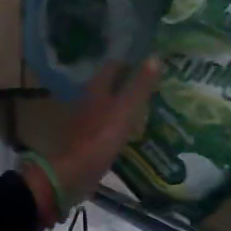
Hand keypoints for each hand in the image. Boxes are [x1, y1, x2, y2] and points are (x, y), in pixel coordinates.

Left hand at [20, 59, 161, 226]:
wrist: (73, 173)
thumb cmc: (100, 138)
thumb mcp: (124, 110)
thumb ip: (138, 86)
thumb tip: (154, 57)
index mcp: (95, 91)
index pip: (112, 68)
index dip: (129, 63)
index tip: (150, 64)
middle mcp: (88, 103)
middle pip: (110, 87)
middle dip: (129, 84)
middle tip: (156, 86)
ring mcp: (87, 123)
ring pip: (109, 107)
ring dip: (126, 106)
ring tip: (152, 108)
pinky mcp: (89, 142)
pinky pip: (109, 128)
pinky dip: (122, 126)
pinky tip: (137, 133)